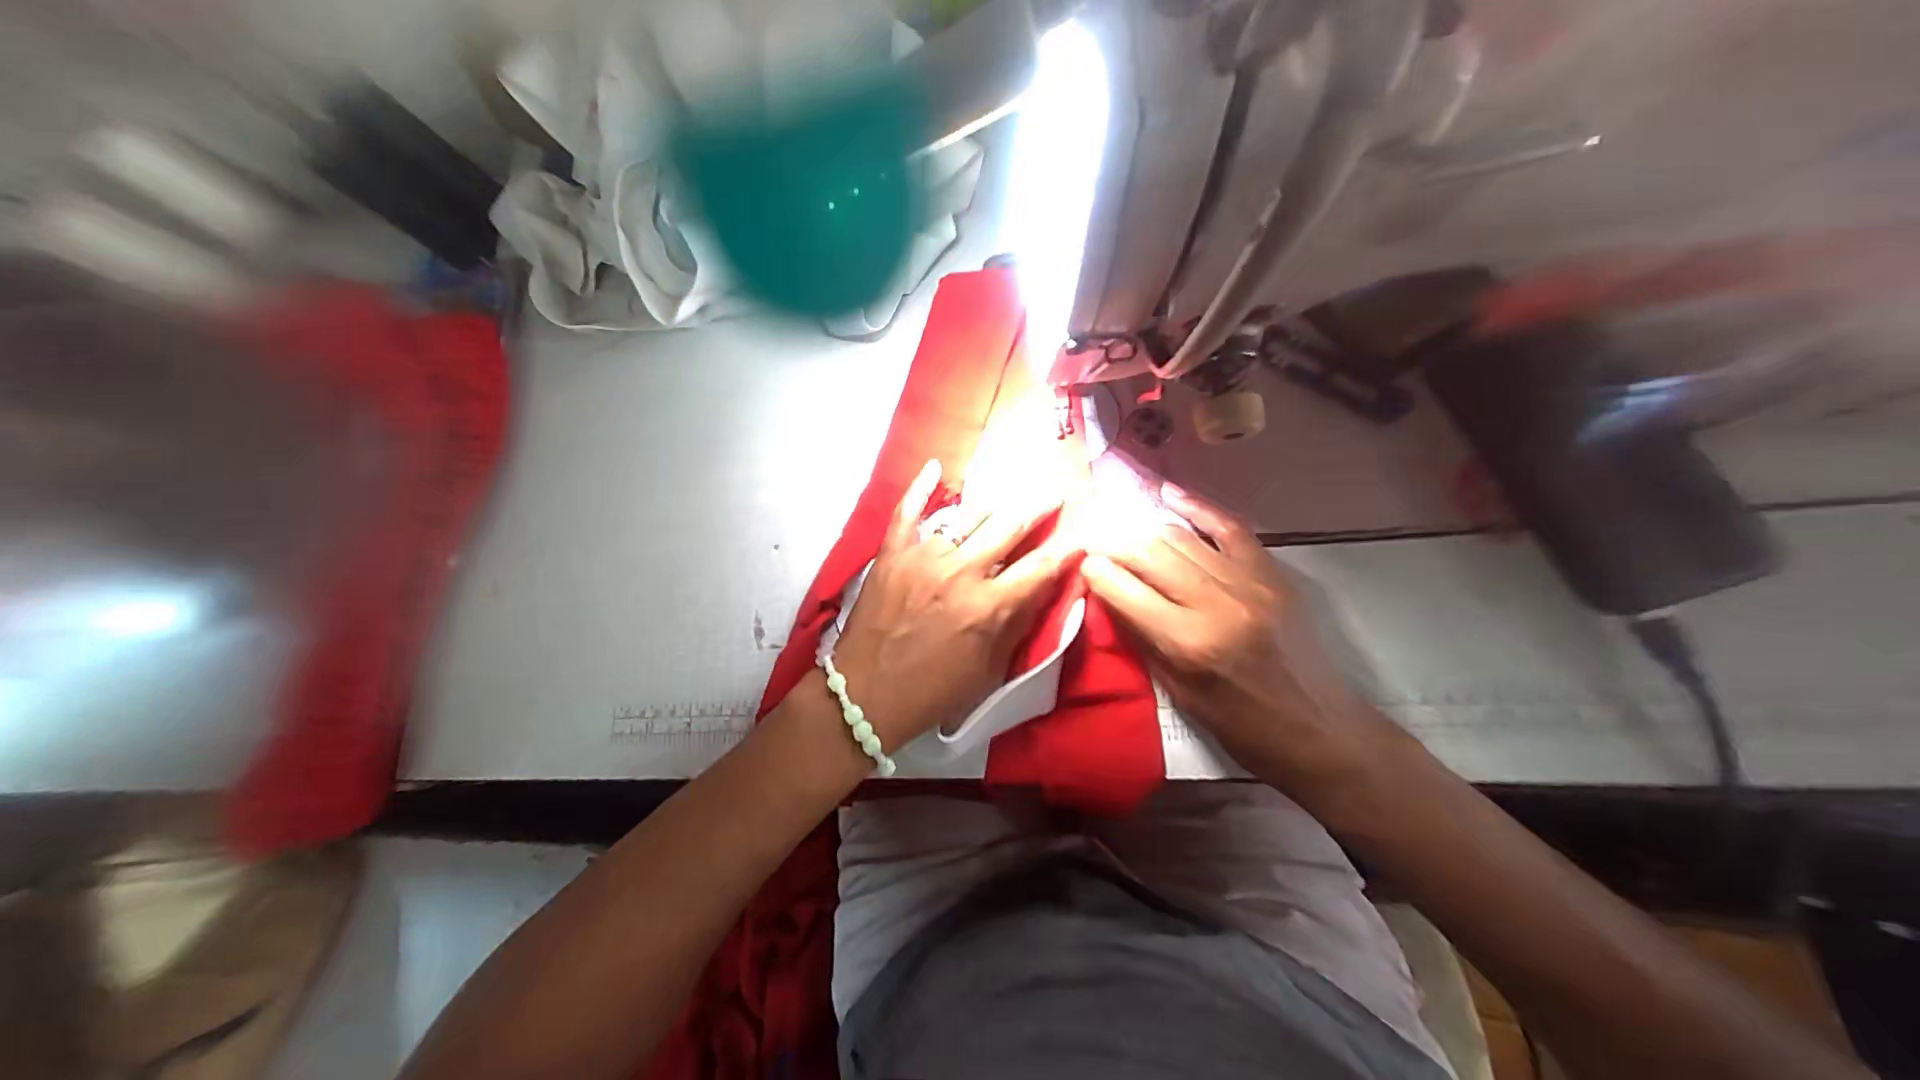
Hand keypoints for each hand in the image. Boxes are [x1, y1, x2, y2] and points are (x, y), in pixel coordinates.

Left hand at [832, 460, 1080, 750]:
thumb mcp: (989, 668)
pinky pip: (907, 511)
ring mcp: (923, 557)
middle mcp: (961, 572)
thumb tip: (1046, 588)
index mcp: (989, 606)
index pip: (1040, 567)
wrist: (866, 695)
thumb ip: (1018, 623)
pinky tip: (934, 467)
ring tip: (1005, 501)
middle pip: (1009, 526)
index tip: (1083, 535)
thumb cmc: (934, 691)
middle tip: (1055, 495)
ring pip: (967, 517)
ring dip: (990, 511)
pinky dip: (920, 488)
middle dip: (1039, 509)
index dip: (1067, 550)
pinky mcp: (892, 553)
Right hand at [1080, 486, 1397, 793]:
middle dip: (1113, 543)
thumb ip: (1141, 637)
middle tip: (1095, 542)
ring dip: (1144, 529)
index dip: (1095, 571)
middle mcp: (1215, 602)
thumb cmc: (1240, 725)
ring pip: (1180, 536)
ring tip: (1123, 526)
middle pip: (1148, 552)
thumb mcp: (1177, 691)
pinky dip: (1196, 507)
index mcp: (1187, 641)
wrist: (1318, 729)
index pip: (1123, 589)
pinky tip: (1168, 494)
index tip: (1080, 563)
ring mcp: (1248, 581)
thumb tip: (1109, 595)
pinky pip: (1228, 526)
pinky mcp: (1271, 572)